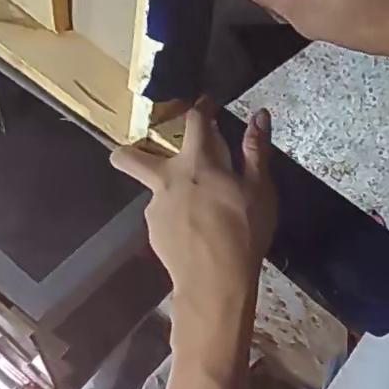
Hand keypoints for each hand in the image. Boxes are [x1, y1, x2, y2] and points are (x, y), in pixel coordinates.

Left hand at [111, 104, 275, 325]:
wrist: (215, 282)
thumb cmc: (243, 232)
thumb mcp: (260, 190)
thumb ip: (256, 151)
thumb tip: (259, 116)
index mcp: (196, 163)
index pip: (194, 121)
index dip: (201, 108)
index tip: (206, 105)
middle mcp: (167, 180)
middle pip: (128, 157)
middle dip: (128, 149)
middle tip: (151, 153)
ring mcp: (155, 208)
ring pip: (153, 190)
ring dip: (171, 191)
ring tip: (200, 211)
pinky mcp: (153, 232)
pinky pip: (162, 215)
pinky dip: (176, 218)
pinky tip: (196, 234)